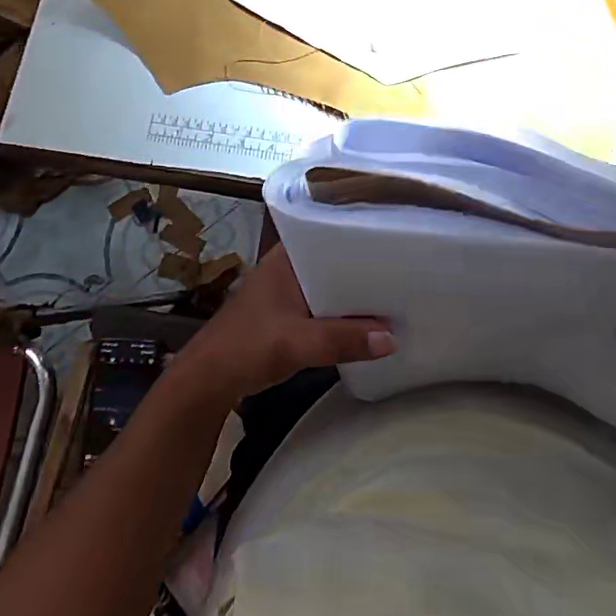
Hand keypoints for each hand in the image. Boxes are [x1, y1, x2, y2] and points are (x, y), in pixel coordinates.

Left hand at [167, 247, 394, 408]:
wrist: (209, 381)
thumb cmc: (246, 347)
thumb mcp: (297, 343)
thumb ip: (343, 339)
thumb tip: (393, 339)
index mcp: (286, 258)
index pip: (329, 235)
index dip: (361, 238)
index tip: (397, 242)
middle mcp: (288, 268)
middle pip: (335, 263)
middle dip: (365, 270)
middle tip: (406, 271)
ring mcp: (287, 292)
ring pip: (331, 287)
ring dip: (355, 296)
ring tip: (396, 294)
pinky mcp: (289, 315)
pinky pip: (325, 307)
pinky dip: (344, 315)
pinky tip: (369, 323)